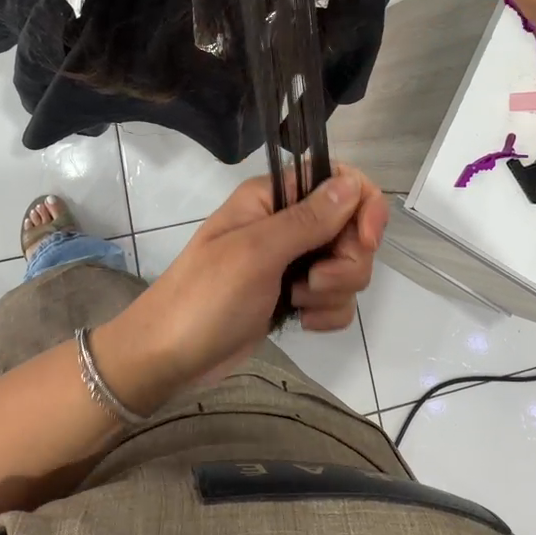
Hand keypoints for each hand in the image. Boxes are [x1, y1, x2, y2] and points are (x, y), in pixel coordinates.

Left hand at [94, 165, 388, 412]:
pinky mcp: (294, 295)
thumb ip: (308, 219)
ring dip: (334, 291)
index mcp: (272, 196)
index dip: (362, 205)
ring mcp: (291, 260)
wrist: (170, 356)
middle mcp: (285, 221)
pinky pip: (336, 297)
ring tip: (297, 303)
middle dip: (346, 262)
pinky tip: (302, 322)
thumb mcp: (257, 253)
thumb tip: (352, 183)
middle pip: (351, 229)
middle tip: (313, 281)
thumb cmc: (206, 296)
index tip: (365, 240)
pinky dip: (327, 313)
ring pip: (348, 266)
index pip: (338, 179)